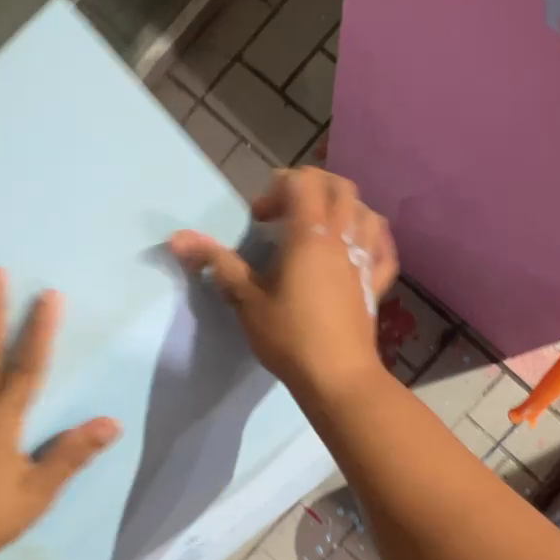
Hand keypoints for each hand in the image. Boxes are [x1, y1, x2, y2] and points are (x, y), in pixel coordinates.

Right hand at [169, 167, 397, 396]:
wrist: (337, 377)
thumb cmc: (289, 337)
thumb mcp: (247, 301)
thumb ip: (218, 264)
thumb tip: (177, 238)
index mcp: (310, 235)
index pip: (303, 182)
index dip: (277, 188)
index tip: (259, 219)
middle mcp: (343, 238)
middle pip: (339, 187)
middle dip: (312, 188)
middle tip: (287, 213)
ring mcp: (365, 260)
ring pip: (366, 211)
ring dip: (343, 208)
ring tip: (321, 227)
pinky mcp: (377, 284)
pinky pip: (383, 248)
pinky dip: (372, 237)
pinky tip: (358, 246)